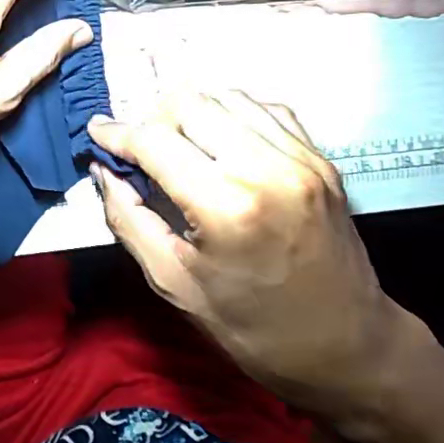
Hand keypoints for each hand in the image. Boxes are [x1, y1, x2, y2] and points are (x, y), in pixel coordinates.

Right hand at [87, 91, 431, 421]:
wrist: (345, 345)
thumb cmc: (254, 329)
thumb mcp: (176, 285)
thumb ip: (131, 220)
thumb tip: (104, 172)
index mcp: (227, 206)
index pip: (156, 141)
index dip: (117, 133)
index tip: (98, 133)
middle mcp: (267, 167)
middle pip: (192, 103)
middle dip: (154, 119)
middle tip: (142, 150)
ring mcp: (302, 158)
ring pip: (230, 97)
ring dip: (194, 114)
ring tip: (181, 146)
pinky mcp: (321, 159)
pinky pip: (268, 111)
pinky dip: (236, 117)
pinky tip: (224, 144)